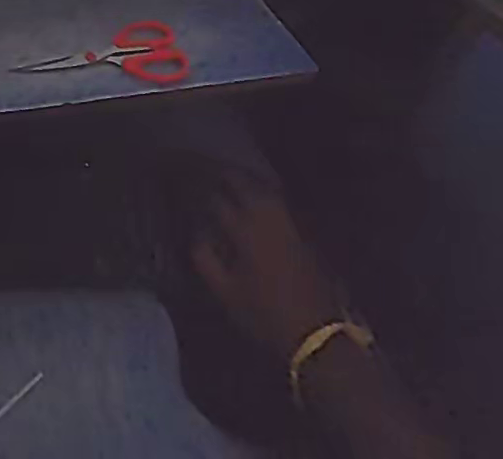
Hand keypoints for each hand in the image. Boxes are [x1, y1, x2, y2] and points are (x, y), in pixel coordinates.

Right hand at [190, 172, 344, 355]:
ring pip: (265, 189)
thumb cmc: (265, 313)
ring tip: (229, 174)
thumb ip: (204, 257)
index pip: (216, 199)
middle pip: (244, 183)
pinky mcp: (302, 234)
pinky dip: (264, 192)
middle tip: (205, 166)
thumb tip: (197, 232)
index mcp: (244, 230)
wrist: (318, 336)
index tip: (184, 182)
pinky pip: (279, 202)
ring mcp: (288, 224)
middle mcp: (266, 219)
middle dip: (223, 173)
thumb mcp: (224, 290)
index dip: (198, 189)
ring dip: (245, 178)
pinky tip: (256, 195)